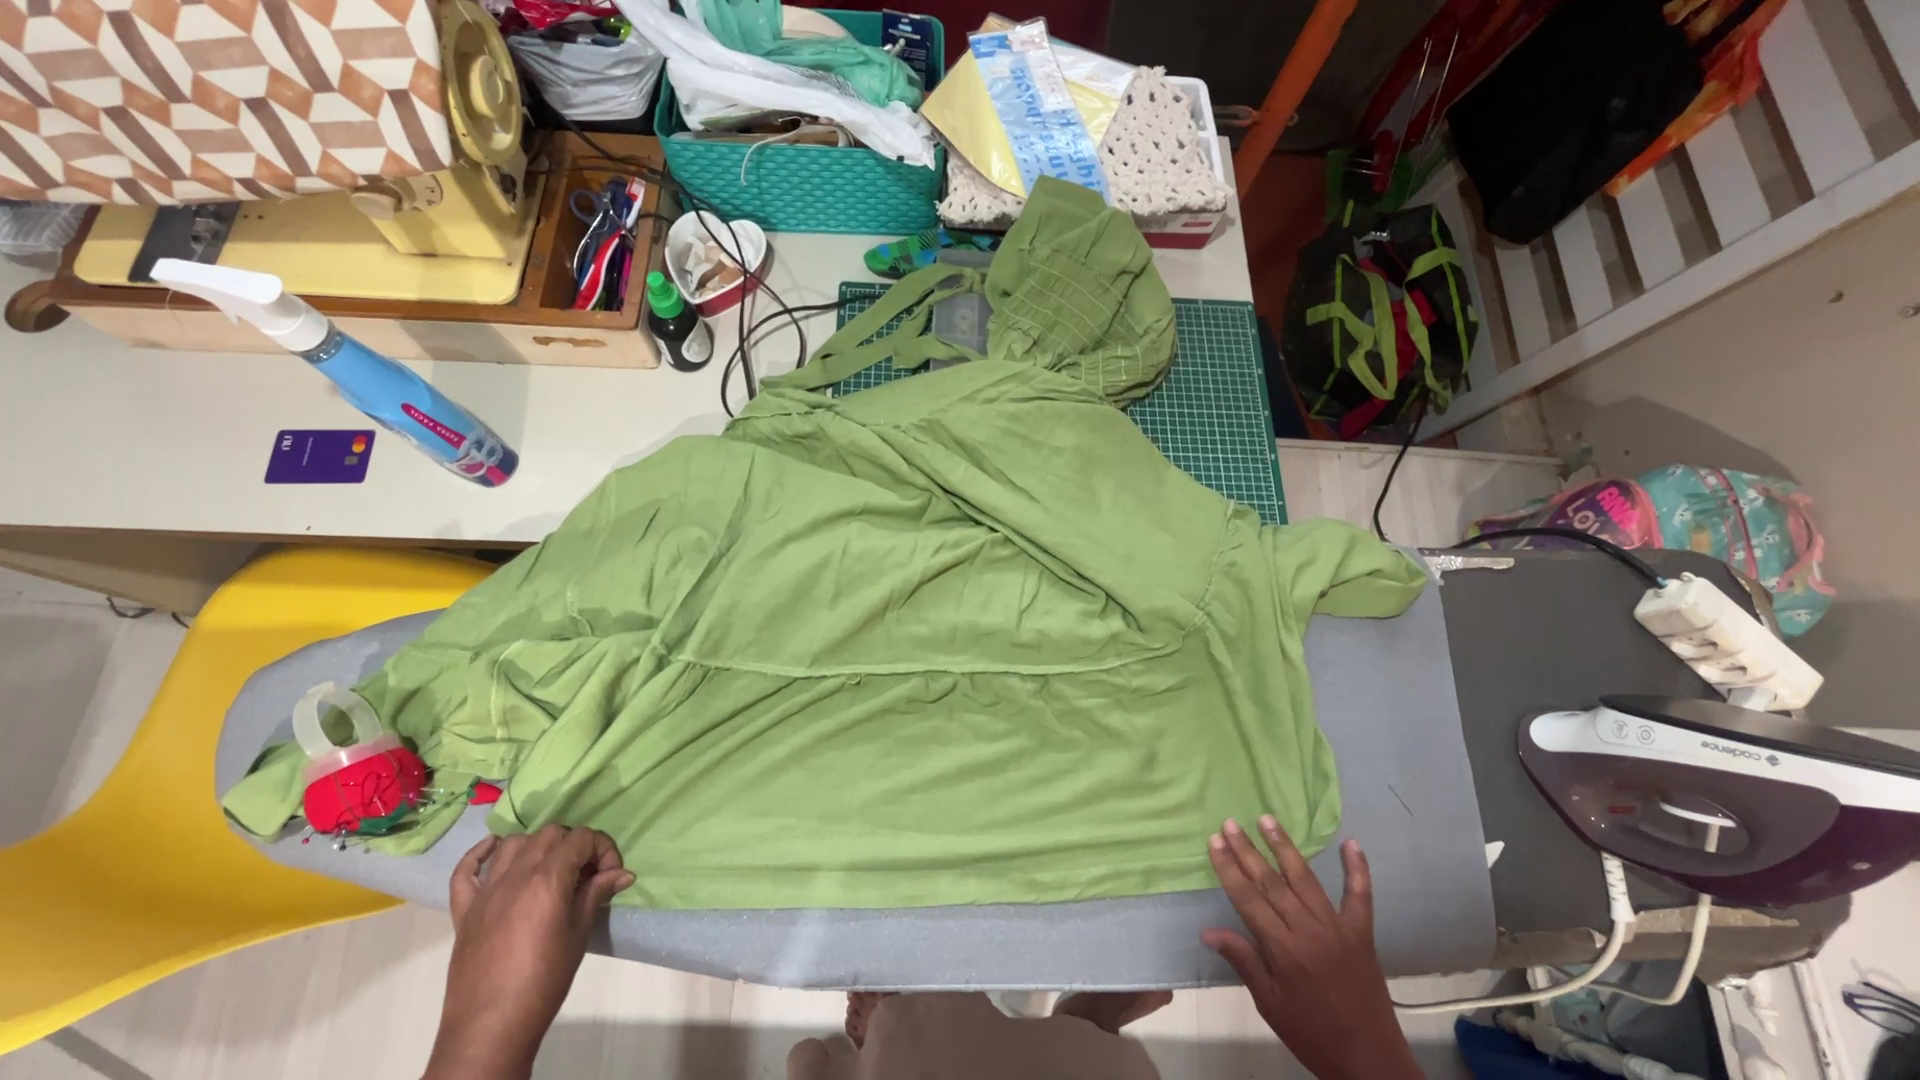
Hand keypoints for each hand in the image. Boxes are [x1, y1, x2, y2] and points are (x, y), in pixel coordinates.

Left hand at [424, 826, 634, 1079]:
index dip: (603, 849)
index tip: (611, 875)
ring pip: (513, 843)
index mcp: (547, 879)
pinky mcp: (464, 909)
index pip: (581, 839)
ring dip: (537, 847)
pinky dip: (480, 854)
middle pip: (549, 834)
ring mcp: (485, 890)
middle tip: (585, 875)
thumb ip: (596, 895)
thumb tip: (622, 873)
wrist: (492, 1024)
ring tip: (550, 869)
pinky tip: (494, 850)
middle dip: (574, 845)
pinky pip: (465, 870)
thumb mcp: (579, 934)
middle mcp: (515, 874)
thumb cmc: (544, 980)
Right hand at [1203, 817, 1421, 1079]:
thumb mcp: (1268, 1003)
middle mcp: (1309, 930)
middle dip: (1248, 851)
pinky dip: (1357, 869)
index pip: (1248, 898)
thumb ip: (1243, 961)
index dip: (1229, 868)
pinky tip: (1352, 844)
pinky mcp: (1362, 934)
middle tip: (1230, 823)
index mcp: (1283, 949)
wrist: (1368, 1059)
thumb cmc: (1310, 1033)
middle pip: (1272, 883)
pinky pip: (1360, 896)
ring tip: (1267, 820)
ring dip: (1285, 847)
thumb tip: (1208, 930)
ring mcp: (1338, 928)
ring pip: (1306, 880)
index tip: (1214, 841)